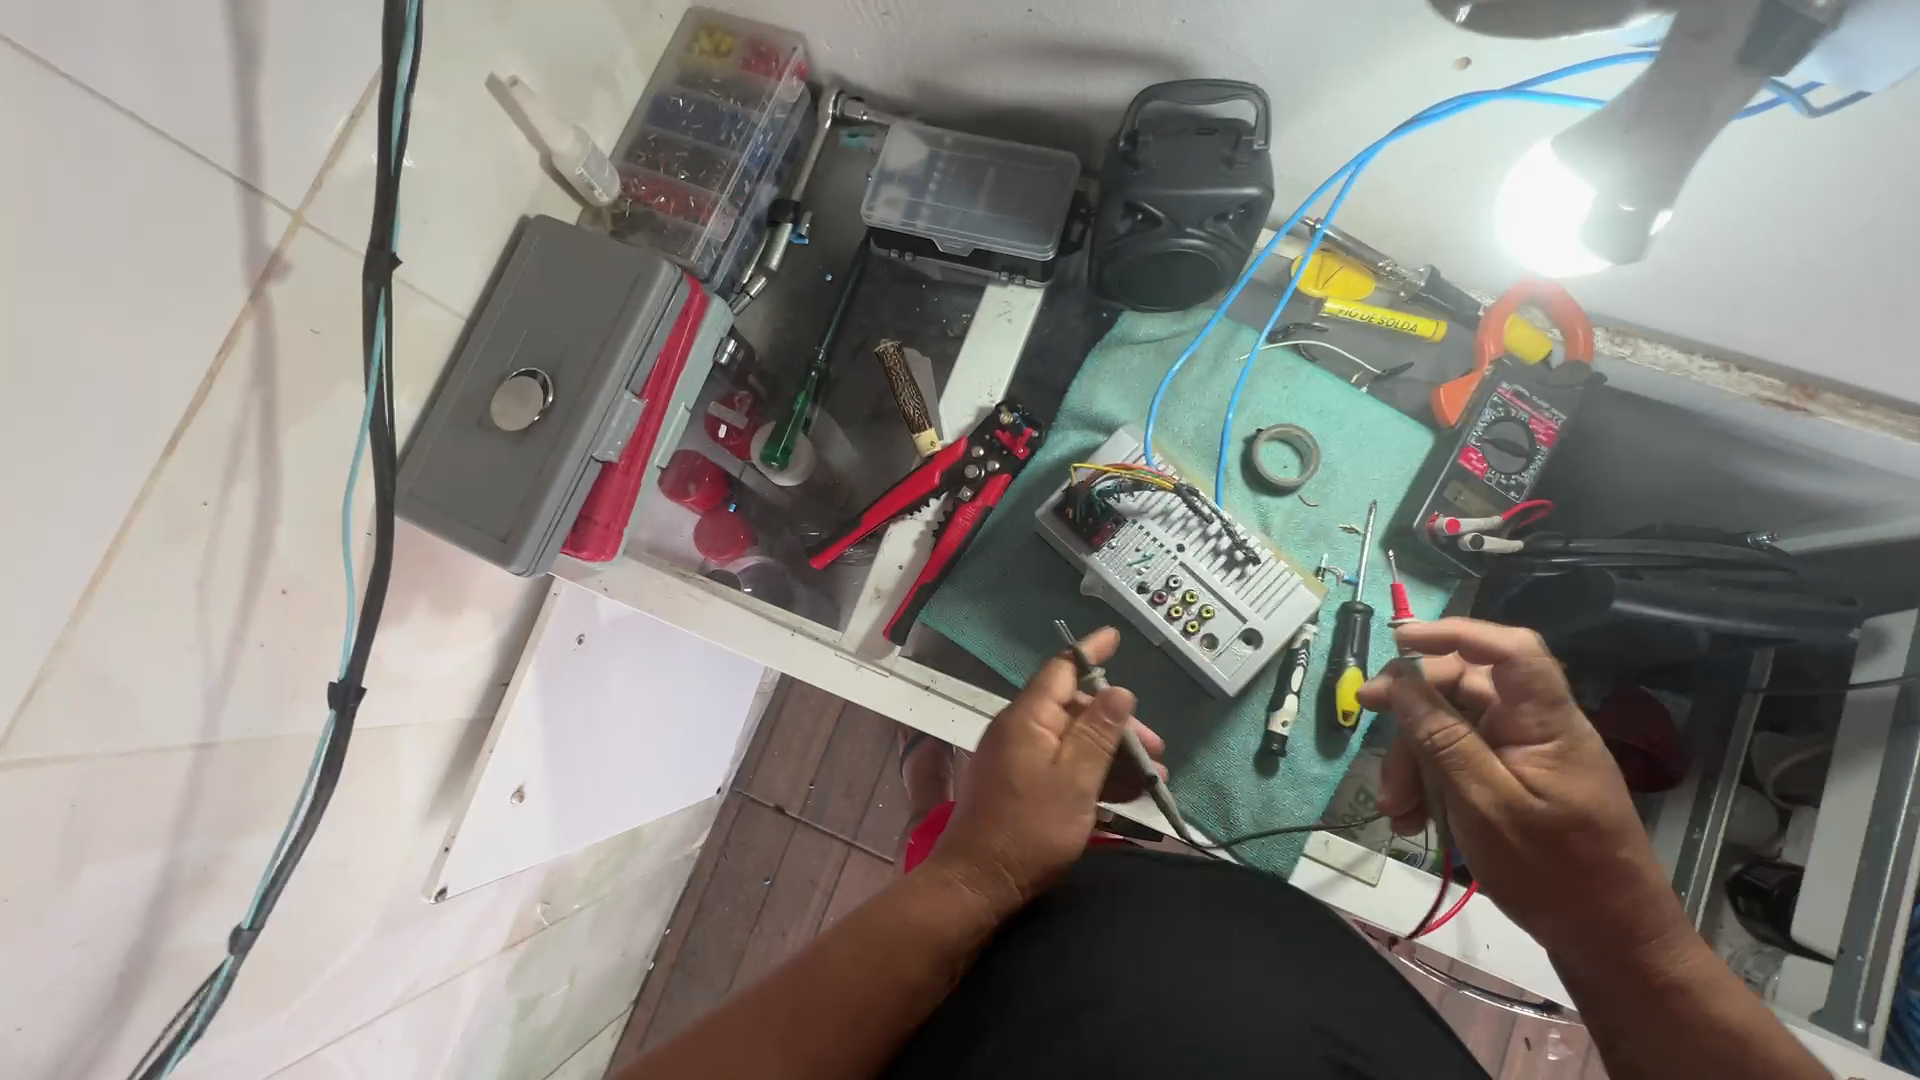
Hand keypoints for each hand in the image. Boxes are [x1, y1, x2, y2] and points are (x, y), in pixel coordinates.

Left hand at [926, 626, 1163, 915]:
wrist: (977, 883)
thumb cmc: (1029, 830)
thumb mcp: (1075, 781)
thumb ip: (1097, 734)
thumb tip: (1119, 690)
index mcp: (1026, 718)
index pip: (1061, 670)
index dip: (1091, 653)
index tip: (1115, 636)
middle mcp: (1017, 729)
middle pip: (1072, 709)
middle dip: (1116, 723)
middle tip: (1155, 748)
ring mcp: (1013, 756)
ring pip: (1069, 739)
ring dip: (1109, 753)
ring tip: (1150, 776)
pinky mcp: (1015, 783)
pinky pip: (1058, 763)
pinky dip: (1089, 772)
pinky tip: (1121, 794)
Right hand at [1357, 618, 1685, 954]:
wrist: (1612, 944)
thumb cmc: (1556, 875)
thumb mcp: (1485, 805)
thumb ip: (1443, 737)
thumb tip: (1402, 679)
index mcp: (1546, 724)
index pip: (1509, 650)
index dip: (1455, 632)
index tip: (1399, 641)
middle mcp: (1535, 728)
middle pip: (1462, 689)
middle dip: (1411, 710)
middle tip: (1364, 715)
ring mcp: (1522, 756)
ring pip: (1449, 727)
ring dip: (1412, 759)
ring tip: (1396, 807)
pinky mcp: (1510, 781)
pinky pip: (1457, 762)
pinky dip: (1428, 783)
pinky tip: (1412, 818)